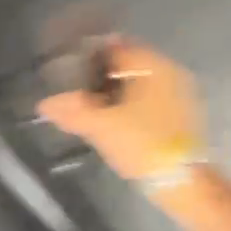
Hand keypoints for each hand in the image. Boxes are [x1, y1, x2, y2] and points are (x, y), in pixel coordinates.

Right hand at [37, 37, 206, 181]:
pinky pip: (153, 94)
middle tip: (82, 90)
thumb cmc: (143, 145)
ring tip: (98, 107)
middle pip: (128, 61)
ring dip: (119, 88)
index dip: (90, 56)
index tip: (72, 71)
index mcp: (151, 64)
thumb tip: (45, 103)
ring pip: (141, 78)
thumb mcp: (102, 127)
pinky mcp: (186, 111)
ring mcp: (181, 90)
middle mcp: (169, 69)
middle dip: (104, 73)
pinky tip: (121, 118)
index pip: (114, 46)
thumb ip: (73, 110)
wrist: (186, 184)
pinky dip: (135, 100)